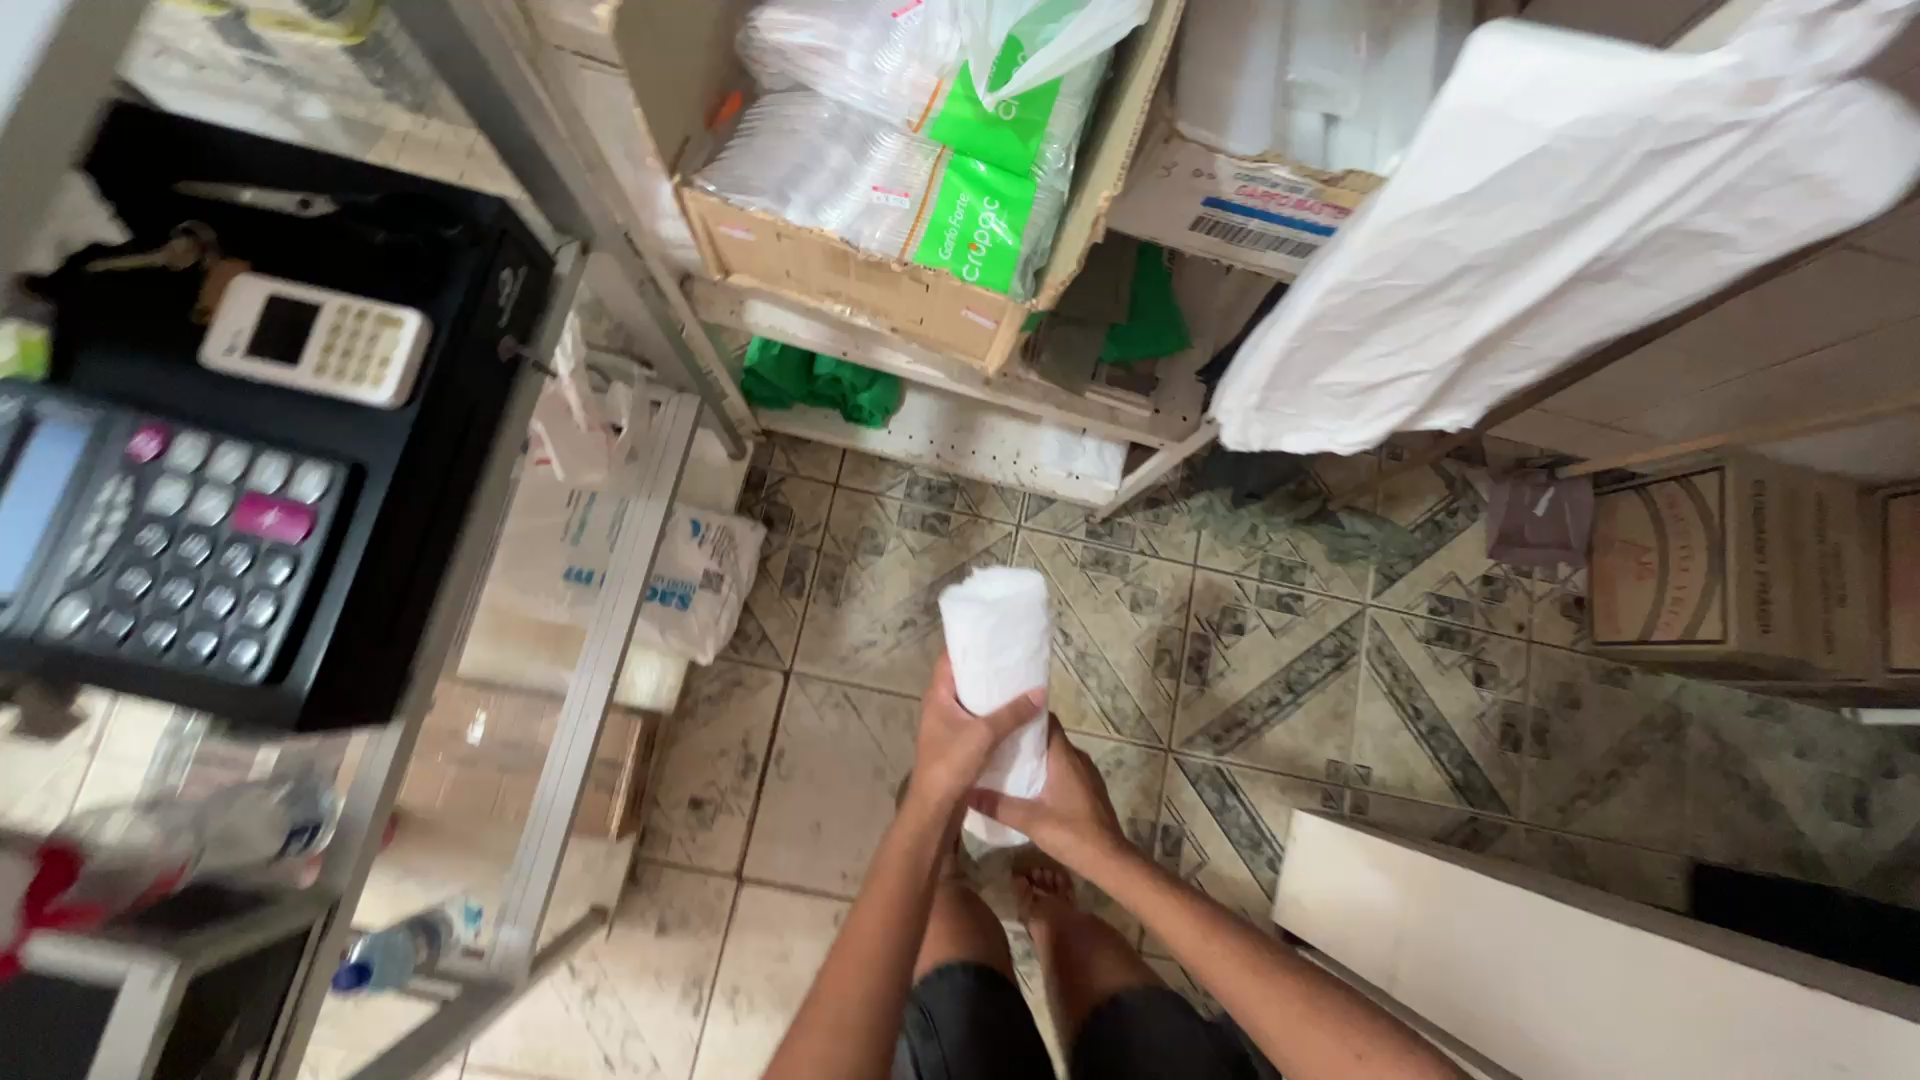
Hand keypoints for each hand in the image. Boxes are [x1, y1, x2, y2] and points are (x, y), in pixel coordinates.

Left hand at [907, 655, 1046, 812]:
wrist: (936, 807)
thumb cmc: (951, 762)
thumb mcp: (985, 733)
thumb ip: (1013, 713)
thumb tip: (1040, 692)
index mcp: (937, 695)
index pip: (950, 659)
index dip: (969, 647)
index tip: (994, 638)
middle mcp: (939, 706)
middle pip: (963, 680)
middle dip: (987, 672)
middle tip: (1015, 661)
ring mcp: (947, 726)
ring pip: (972, 703)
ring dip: (992, 697)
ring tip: (1020, 684)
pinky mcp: (956, 745)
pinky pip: (977, 722)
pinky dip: (993, 717)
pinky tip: (1015, 717)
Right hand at [967, 717, 1128, 868]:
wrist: (1109, 860)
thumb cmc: (1072, 834)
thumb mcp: (1030, 821)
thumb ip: (998, 805)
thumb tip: (967, 791)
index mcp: (1065, 757)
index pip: (1047, 721)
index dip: (1026, 715)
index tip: (1004, 714)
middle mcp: (1078, 758)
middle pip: (1049, 737)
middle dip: (1025, 737)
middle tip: (997, 739)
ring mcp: (1087, 774)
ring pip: (1057, 754)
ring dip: (1037, 755)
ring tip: (1008, 760)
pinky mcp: (1089, 789)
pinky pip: (1065, 769)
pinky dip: (1048, 770)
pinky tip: (1030, 784)